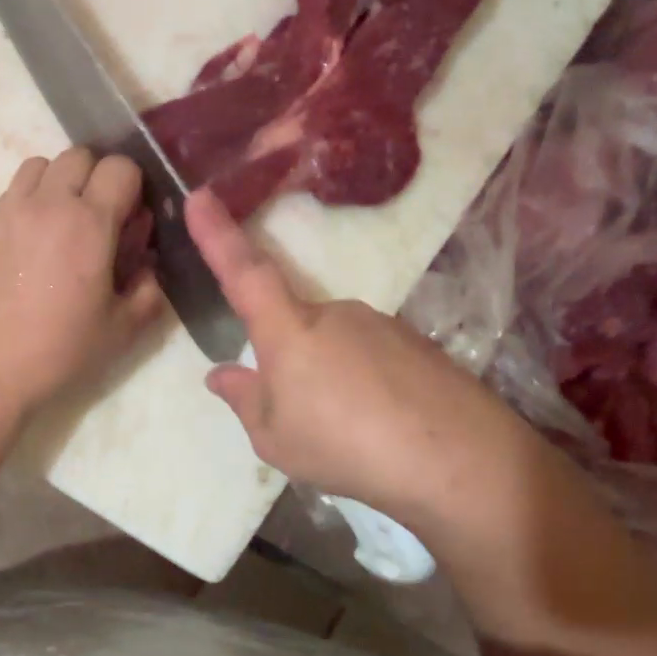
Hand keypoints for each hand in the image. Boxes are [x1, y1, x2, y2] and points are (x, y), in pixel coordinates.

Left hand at [0, 148, 166, 419]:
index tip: (130, 222)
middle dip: (96, 178)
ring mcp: (12, 214)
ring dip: (59, 182)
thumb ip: (148, 288)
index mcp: (89, 223)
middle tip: (99, 222)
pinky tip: (36, 237)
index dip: (132, 189)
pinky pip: (13, 190)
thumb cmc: (60, 352)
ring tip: (64, 223)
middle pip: (80, 156)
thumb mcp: (122, 329)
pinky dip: (30, 198)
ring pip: (41, 164)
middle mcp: (49, 205)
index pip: (120, 167)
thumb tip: (147, 262)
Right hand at [185, 189, 536, 517]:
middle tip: (292, 417)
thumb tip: (223, 373)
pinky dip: (357, 386)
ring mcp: (381, 325)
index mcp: (289, 333)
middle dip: (283, 363)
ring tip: (337, 432)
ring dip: (322, 379)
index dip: (217, 236)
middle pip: (291, 325)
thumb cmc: (343, 447)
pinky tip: (371, 425)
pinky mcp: (415, 344)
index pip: (244, 275)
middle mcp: (335, 314)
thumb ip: (246, 399)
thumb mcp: (272, 437)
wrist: (457, 459)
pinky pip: (367, 357)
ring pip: (330, 344)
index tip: (199, 196)